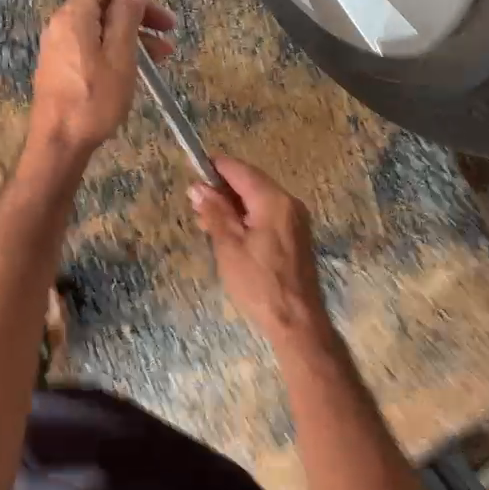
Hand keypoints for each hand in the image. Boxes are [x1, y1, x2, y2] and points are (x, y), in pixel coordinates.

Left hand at [29, 0, 177, 151]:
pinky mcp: (61, 65)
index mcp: (74, 17)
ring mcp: (59, 46)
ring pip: (99, 26)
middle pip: (101, 3)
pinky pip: (91, 44)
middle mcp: (61, 25)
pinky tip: (139, 65)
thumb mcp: (119, 57)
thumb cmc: (93, 100)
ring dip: (131, 32)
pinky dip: (116, 46)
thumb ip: (126, 17)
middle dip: (137, 9)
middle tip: (169, 24)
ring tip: (164, 53)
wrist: (59, 143)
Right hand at [192, 157, 326, 346]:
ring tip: (207, 223)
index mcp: (273, 200)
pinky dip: (247, 217)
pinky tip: (230, 234)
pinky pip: (268, 214)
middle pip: (251, 182)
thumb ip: (215, 212)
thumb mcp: (229, 246)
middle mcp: (289, 203)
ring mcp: (296, 220)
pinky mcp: (296, 236)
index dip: (214, 168)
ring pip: (258, 199)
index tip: (191, 171)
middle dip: (222, 190)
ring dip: (233, 205)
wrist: (297, 321)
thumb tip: (198, 187)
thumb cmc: (258, 283)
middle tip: (195, 205)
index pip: (240, 170)